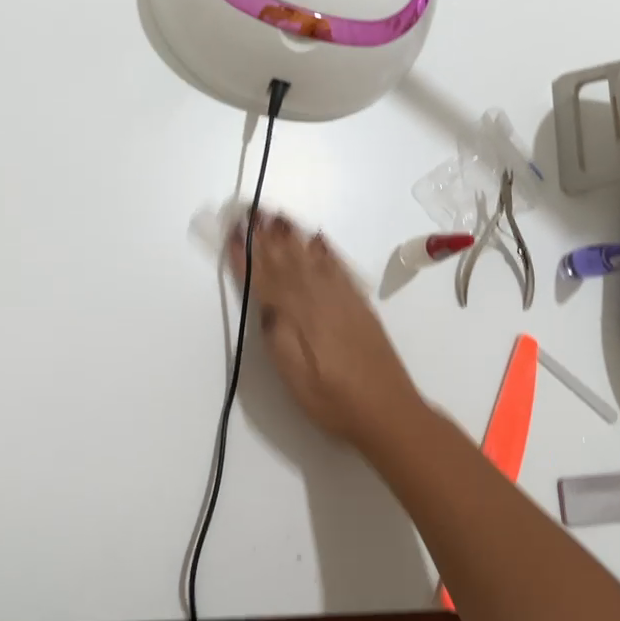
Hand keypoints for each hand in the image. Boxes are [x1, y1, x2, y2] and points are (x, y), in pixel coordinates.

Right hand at [226, 213, 423, 445]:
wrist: (388, 410)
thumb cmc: (332, 400)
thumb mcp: (293, 376)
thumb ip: (276, 334)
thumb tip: (264, 301)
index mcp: (297, 315)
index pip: (265, 277)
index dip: (246, 255)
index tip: (231, 232)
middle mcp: (319, 297)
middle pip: (287, 259)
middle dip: (265, 235)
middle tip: (248, 209)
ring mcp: (342, 297)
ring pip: (310, 257)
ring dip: (291, 235)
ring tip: (276, 215)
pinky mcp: (358, 303)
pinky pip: (337, 266)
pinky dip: (325, 249)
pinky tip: (317, 238)